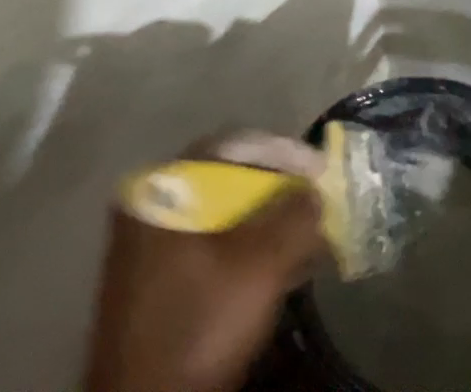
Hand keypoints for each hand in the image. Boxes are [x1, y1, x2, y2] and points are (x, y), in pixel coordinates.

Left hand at [83, 133, 325, 391]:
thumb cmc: (198, 323)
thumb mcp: (258, 268)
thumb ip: (292, 220)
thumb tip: (316, 191)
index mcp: (161, 188)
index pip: (229, 146)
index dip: (282, 152)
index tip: (322, 170)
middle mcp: (148, 205)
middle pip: (224, 179)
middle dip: (278, 189)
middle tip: (318, 201)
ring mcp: (148, 244)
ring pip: (219, 215)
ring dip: (267, 222)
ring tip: (310, 235)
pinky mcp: (155, 280)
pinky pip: (208, 245)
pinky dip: (246, 248)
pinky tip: (281, 265)